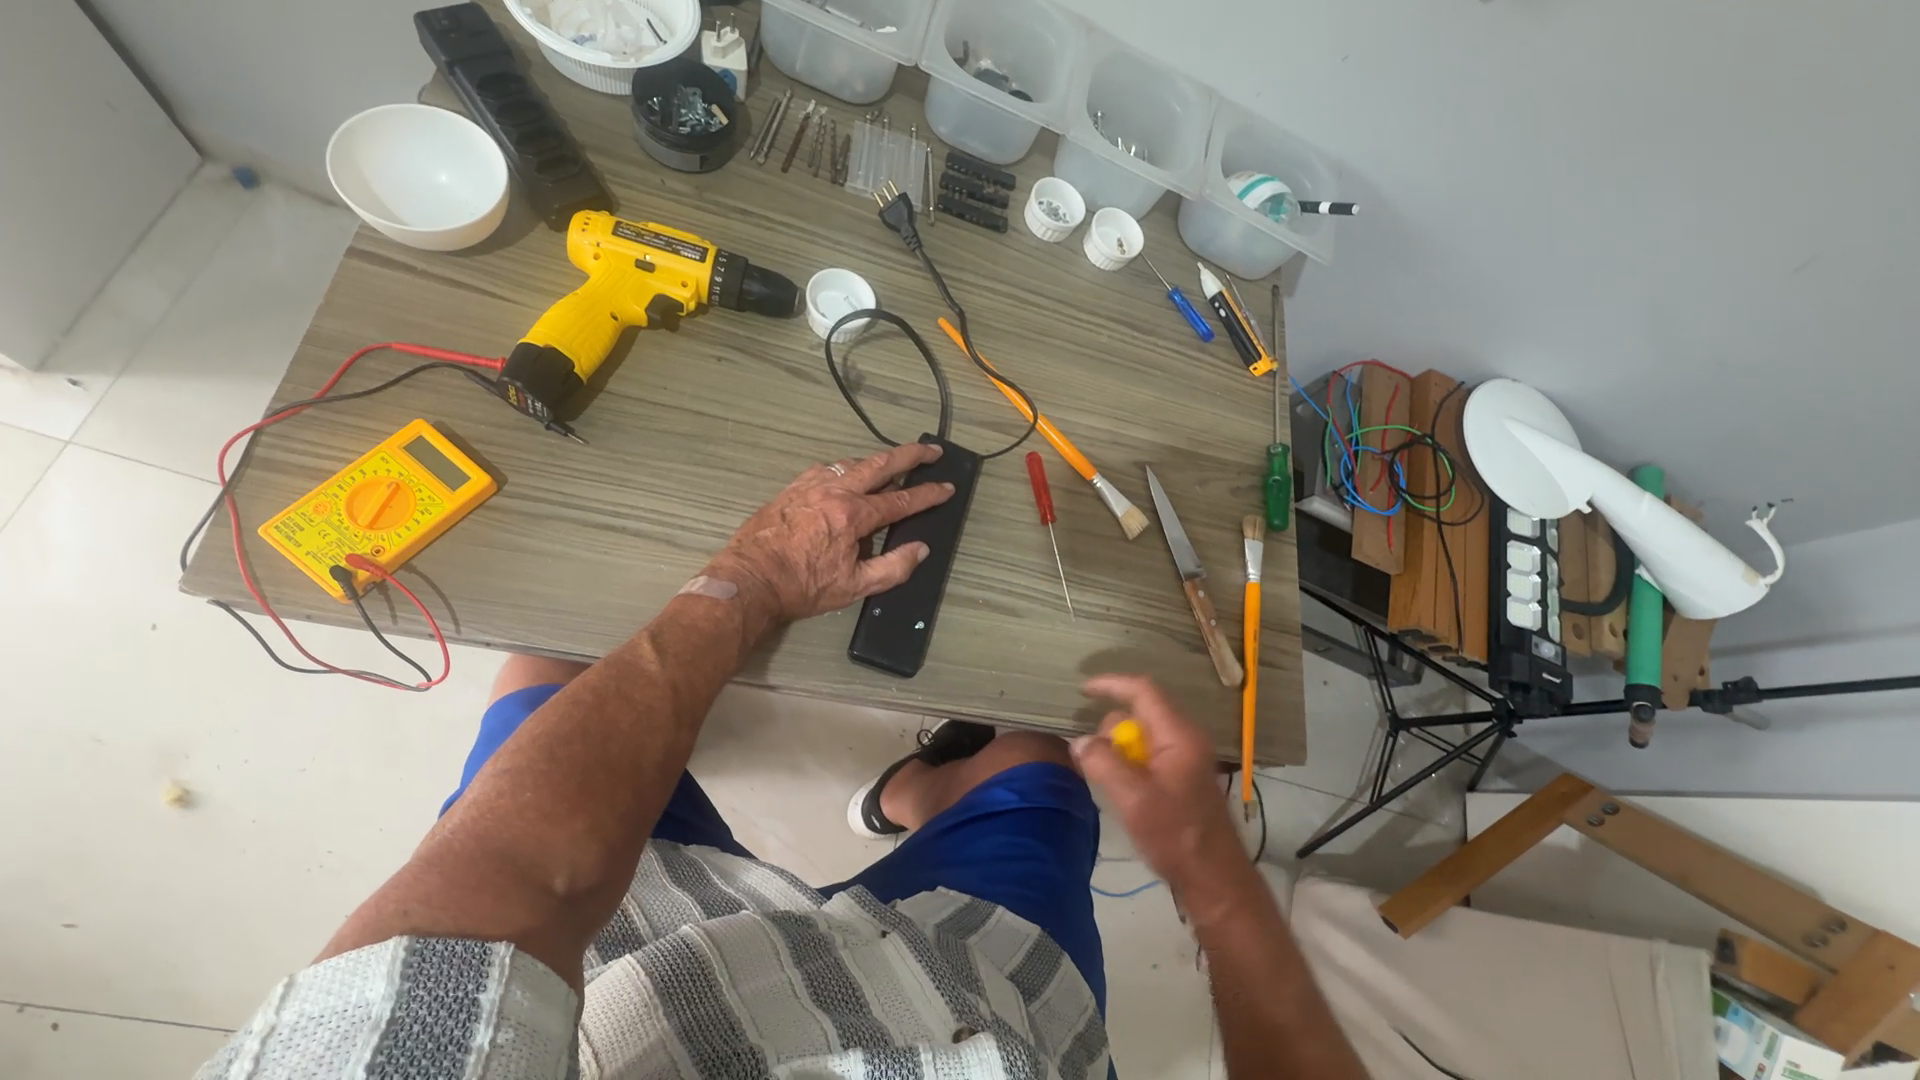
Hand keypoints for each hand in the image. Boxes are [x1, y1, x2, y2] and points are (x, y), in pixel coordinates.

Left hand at [704, 442, 954, 622]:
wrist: (749, 581)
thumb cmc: (801, 587)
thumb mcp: (854, 587)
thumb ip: (893, 567)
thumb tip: (920, 550)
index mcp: (853, 515)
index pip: (901, 501)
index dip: (928, 494)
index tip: (947, 487)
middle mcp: (834, 491)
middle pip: (880, 464)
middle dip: (911, 455)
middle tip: (932, 450)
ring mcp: (811, 486)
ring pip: (852, 463)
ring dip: (877, 461)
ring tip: (892, 465)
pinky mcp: (792, 489)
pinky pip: (826, 469)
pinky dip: (846, 469)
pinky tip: (847, 476)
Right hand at [1072, 675, 1250, 912]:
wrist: (1213, 878)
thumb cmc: (1176, 836)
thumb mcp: (1133, 799)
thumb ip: (1103, 763)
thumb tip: (1079, 741)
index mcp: (1179, 736)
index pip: (1144, 691)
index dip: (1111, 684)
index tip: (1082, 691)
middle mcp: (1185, 738)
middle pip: (1140, 712)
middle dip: (1111, 728)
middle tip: (1093, 758)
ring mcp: (1186, 757)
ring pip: (1142, 735)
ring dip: (1118, 749)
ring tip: (1106, 779)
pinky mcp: (1182, 776)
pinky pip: (1148, 754)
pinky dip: (1129, 763)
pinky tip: (1121, 789)